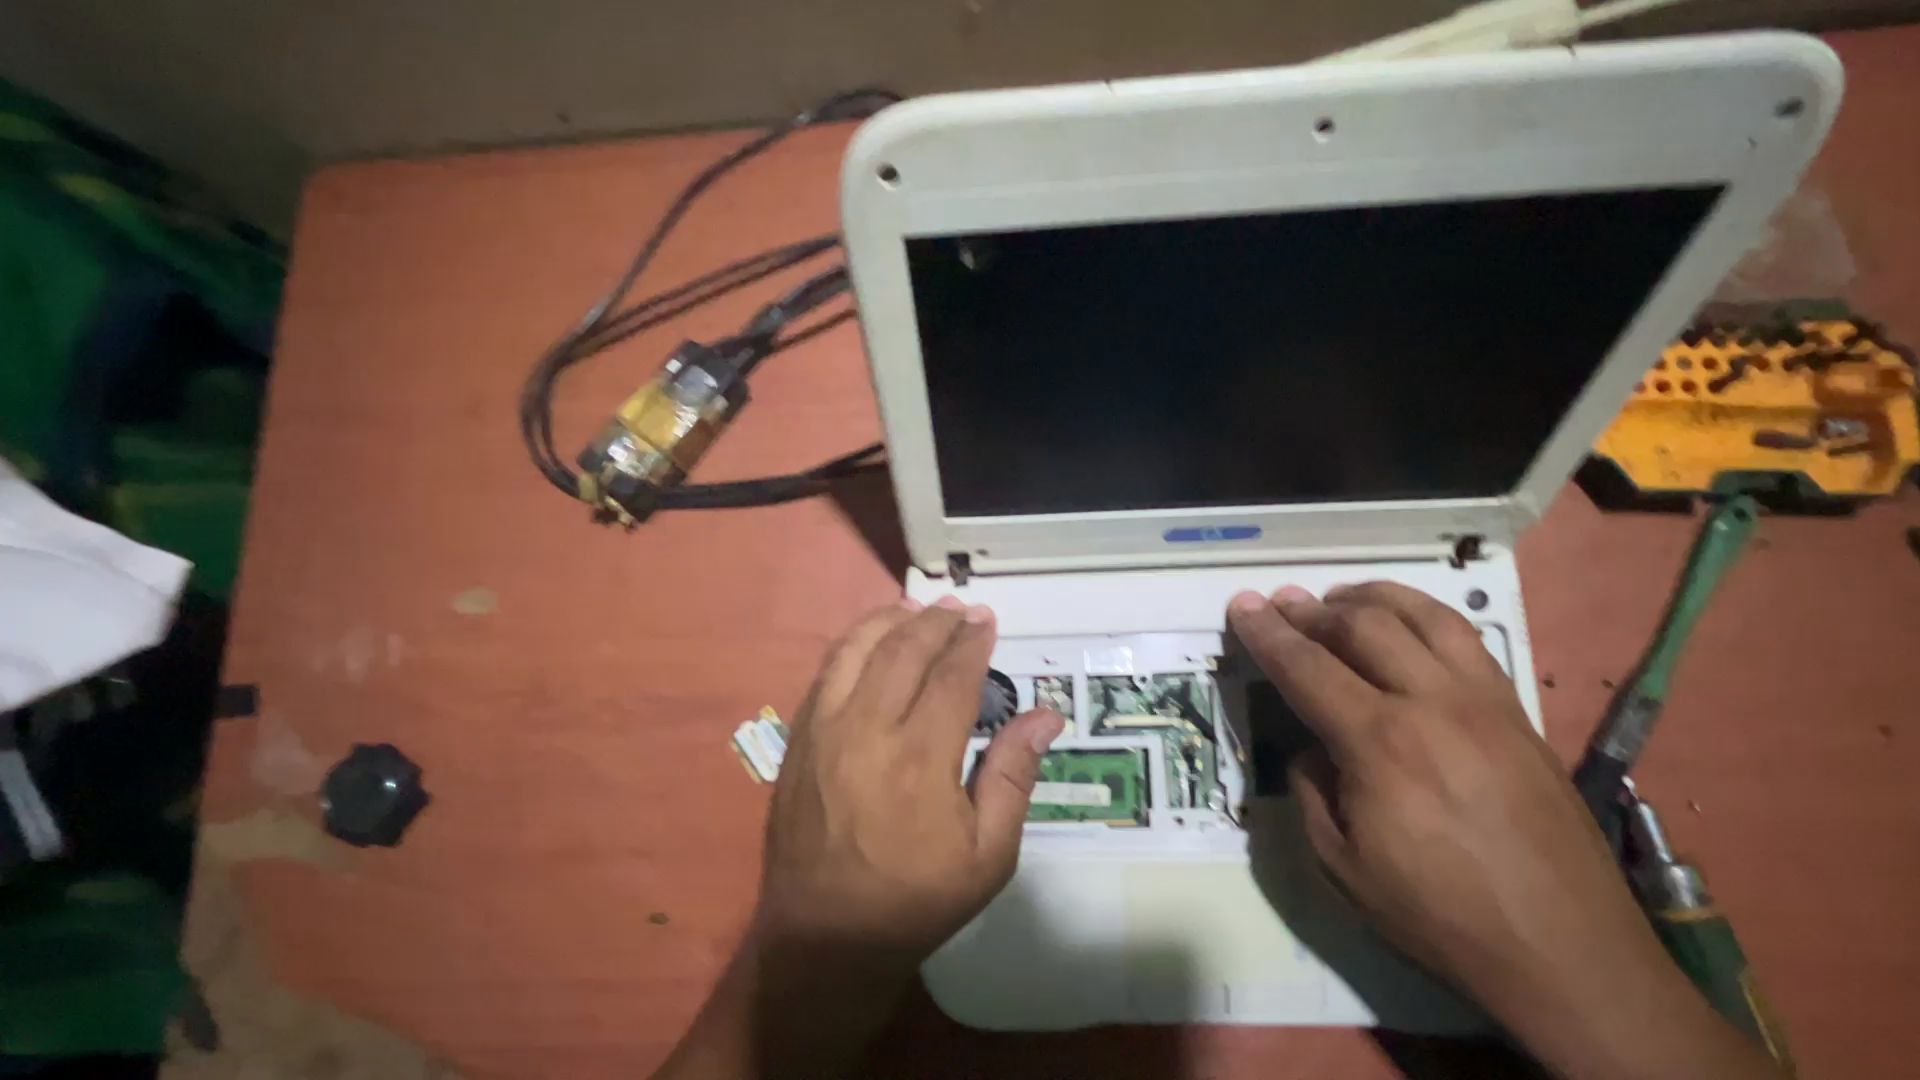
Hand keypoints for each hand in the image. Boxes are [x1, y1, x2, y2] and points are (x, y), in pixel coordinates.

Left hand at [759, 596, 1062, 958]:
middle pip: (903, 651)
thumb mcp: (987, 856)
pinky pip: (825, 674)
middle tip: (959, 610)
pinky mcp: (797, 740)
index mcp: (920, 760)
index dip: (972, 644)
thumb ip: (1012, 777)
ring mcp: (823, 732)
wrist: (823, 936)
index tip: (987, 622)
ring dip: (889, 621)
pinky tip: (869, 640)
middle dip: (936, 622)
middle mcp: (867, 731)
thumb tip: (1044, 716)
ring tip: (916, 608)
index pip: (951, 677)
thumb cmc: (915, 900)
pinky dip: (851, 645)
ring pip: (856, 651)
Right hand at [1228, 583, 1779, 1079]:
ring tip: (1337, 599)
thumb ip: (1312, 790)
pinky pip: (1467, 640)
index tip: (1242, 604)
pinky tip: (1406, 624)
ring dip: (1370, 598)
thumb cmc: (1440, 916)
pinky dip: (1425, 615)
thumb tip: (1315, 747)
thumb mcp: (1341, 865)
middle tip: (1280, 602)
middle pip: (1362, 626)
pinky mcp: (1519, 715)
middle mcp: (1433, 704)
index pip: (1307, 668)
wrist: (1568, 952)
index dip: (1268, 633)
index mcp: (1381, 743)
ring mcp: (1485, 703)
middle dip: (1310, 609)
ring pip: (1423, 616)